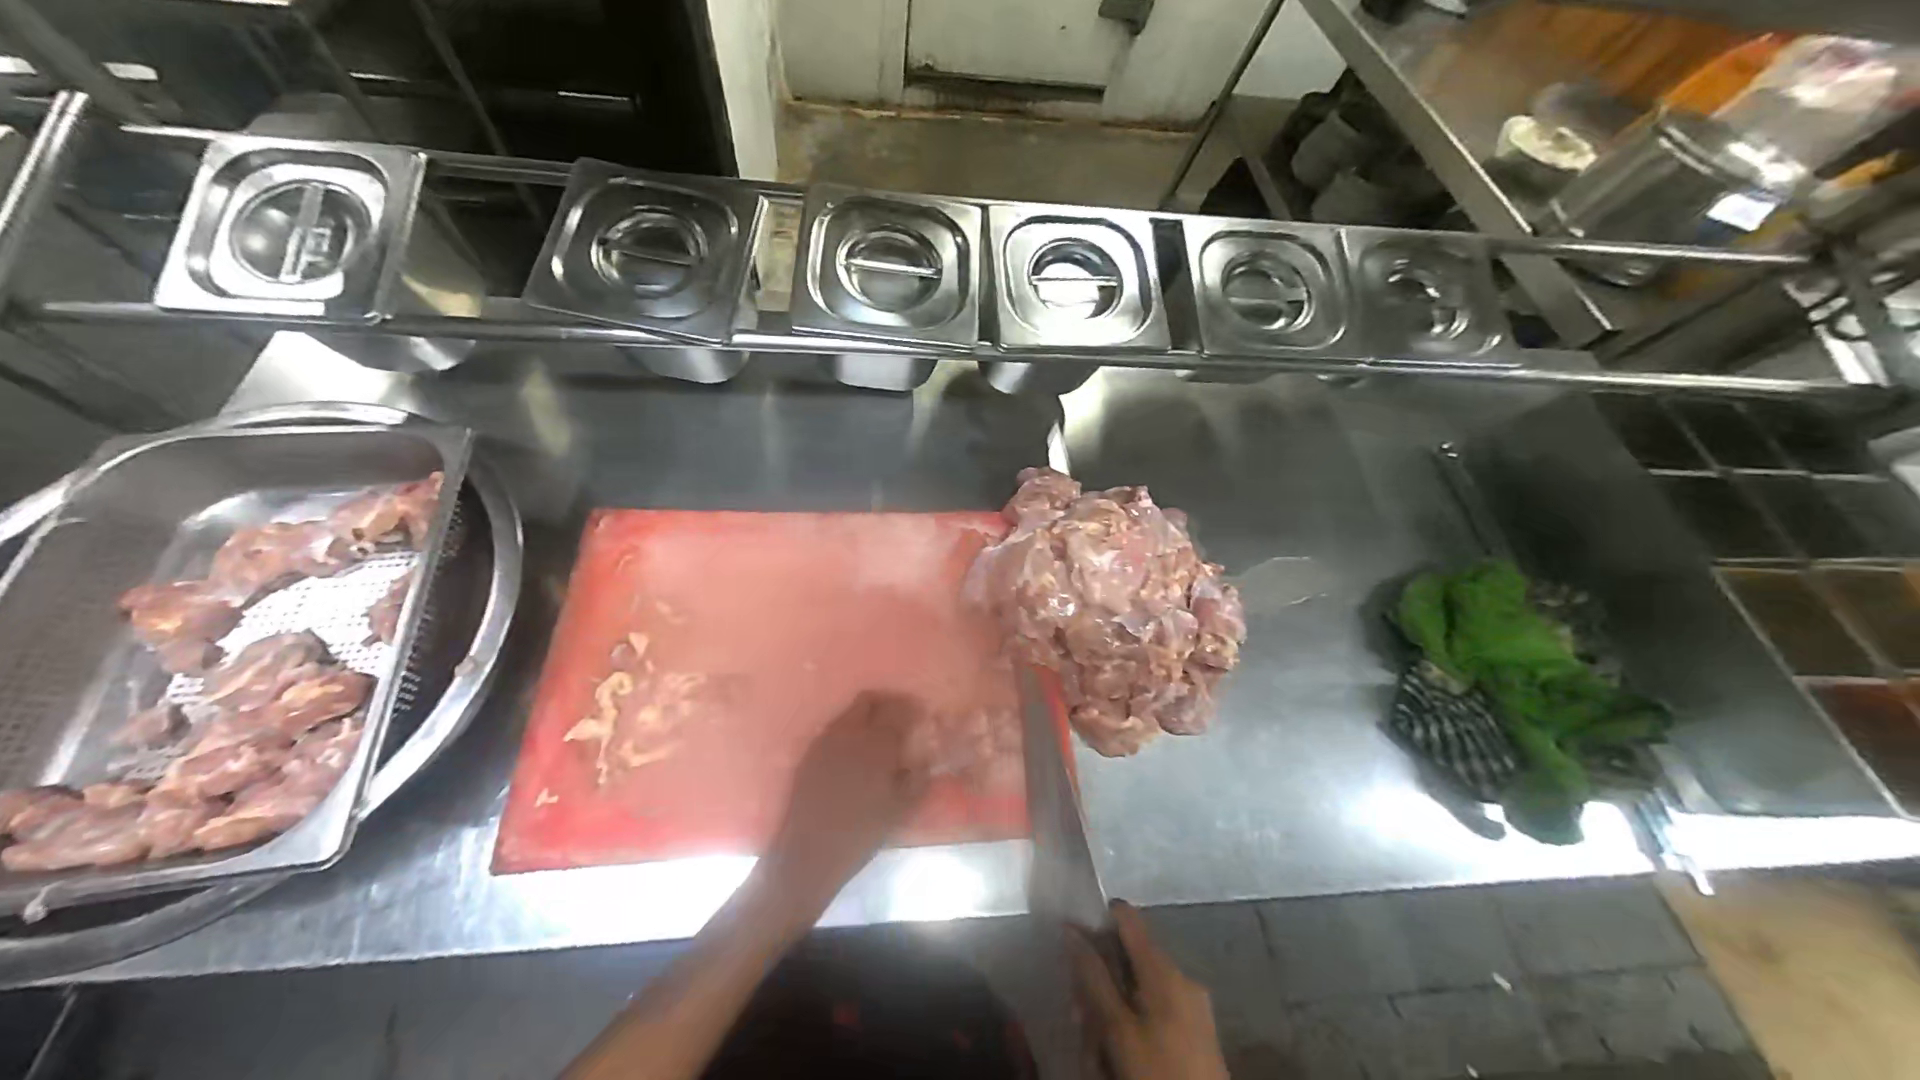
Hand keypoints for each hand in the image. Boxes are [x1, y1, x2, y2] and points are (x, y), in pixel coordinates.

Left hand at [758, 691, 930, 920]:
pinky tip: (855, 752)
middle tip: (900, 717)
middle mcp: (850, 733)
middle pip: (869, 700)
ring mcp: (826, 741)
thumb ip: (918, 777)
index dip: (912, 707)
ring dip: (867, 714)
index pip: (898, 709)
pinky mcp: (810, 754)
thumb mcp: (901, 809)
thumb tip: (924, 757)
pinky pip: (834, 729)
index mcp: (877, 743)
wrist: (810, 853)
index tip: (921, 713)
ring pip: (849, 712)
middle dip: (887, 702)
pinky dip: (849, 730)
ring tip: (879, 735)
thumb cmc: (862, 833)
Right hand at [1072, 900, 1229, 1079]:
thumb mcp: (1117, 1029)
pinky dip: (1129, 1022)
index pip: (1127, 917)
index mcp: (1165, 969)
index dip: (1096, 920)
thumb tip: (1070, 929)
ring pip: (1137, 987)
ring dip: (1110, 1007)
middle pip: (1129, 956)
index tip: (1070, 943)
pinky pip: (1153, 1010)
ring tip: (1094, 1047)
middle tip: (1077, 1014)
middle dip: (1098, 978)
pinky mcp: (1195, 1032)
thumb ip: (1092, 976)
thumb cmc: (1159, 1074)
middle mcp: (1181, 978)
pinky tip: (1115, 1055)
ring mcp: (1192, 1006)